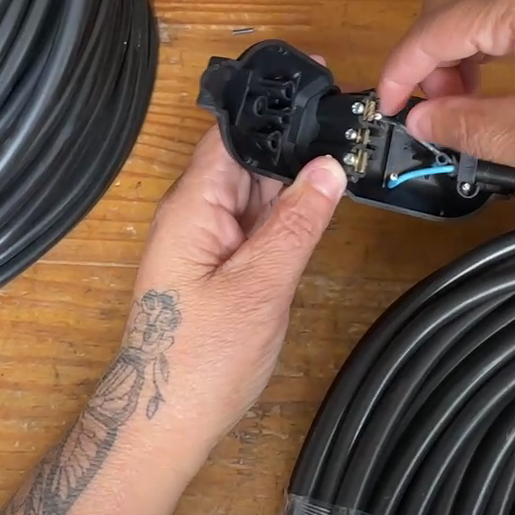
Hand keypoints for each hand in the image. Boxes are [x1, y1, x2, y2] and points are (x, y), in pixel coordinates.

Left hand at [128, 126, 345, 446]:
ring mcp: (210, 235)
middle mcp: (198, 211)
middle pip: (248, 158)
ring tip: (341, 160)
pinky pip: (258, 220)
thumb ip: (297, 223)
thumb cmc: (203, 358)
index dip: (272, 110)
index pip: (231, 135)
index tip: (318, 91)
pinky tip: (319, 204)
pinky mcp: (223, 258)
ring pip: (257, 189)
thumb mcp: (260, 287)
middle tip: (346, 128)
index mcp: (193, 204)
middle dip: (293, 145)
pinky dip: (287, 212)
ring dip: (293, 180)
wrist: (168, 423)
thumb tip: (328, 167)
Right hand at [375, 0, 514, 217]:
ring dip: (462, 51)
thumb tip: (421, 118)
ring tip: (466, 104)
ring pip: (488, 6)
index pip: (436, 28)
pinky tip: (505, 84)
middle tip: (429, 112)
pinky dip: (497, 45)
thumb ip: (467, 123)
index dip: (402, 71)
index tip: (386, 109)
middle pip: (456, 6)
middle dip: (430, 57)